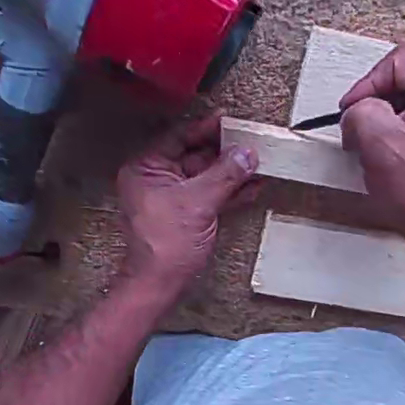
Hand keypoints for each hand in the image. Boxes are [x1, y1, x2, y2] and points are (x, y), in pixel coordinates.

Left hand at [115, 113, 258, 297]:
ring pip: (205, 177)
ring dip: (232, 173)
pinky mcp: (185, 216)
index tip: (229, 121)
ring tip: (258, 163)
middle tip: (251, 142)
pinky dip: (229, 192)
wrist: (160, 284)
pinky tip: (252, 186)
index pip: (178, 138)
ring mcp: (171, 199)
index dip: (206, 129)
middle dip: (225, 152)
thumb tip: (245, 154)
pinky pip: (209, 196)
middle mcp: (156, 180)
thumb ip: (224, 174)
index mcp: (146, 169)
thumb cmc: (164, 245)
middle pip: (195, 156)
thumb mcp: (198, 202)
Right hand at [339, 43, 404, 248]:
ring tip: (372, 146)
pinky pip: (403, 114)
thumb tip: (356, 107)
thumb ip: (363, 114)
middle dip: (372, 101)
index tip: (352, 112)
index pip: (400, 61)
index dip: (368, 84)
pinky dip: (385, 130)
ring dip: (377, 118)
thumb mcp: (383, 150)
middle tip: (360, 130)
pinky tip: (382, 152)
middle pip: (399, 75)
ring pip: (398, 95)